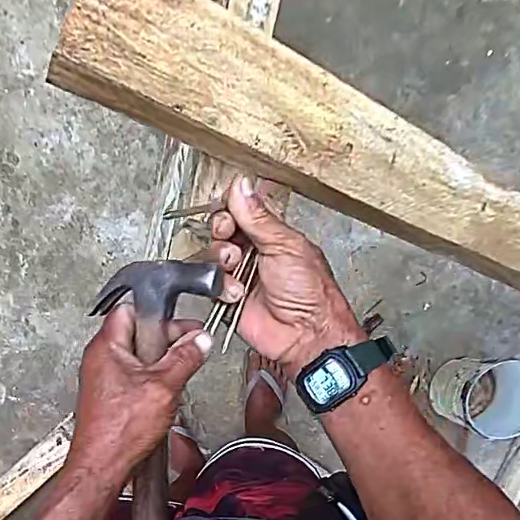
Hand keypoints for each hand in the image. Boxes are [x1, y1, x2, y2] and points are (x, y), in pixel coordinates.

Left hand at [66, 305, 211, 486]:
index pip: (131, 309)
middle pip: (138, 334)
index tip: (183, 325)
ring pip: (139, 358)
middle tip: (186, 351)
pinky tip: (165, 399)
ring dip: (162, 366)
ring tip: (175, 380)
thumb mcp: (164, 387)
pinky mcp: (110, 397)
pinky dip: (154, 384)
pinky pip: (136, 379)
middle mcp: (101, 359)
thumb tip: (200, 340)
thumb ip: (185, 359)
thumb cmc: (119, 430)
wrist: (104, 465)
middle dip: (166, 342)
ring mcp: (104, 379)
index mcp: (106, 347)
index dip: (159, 314)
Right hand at [207, 176, 365, 372]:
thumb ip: (259, 217)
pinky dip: (221, 286)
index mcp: (272, 236)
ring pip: (212, 256)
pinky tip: (237, 292)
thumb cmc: (309, 293)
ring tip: (236, 267)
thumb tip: (242, 186)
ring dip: (221, 260)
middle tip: (232, 242)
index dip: (230, 212)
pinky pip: (210, 284)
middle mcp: (254, 254)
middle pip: (221, 232)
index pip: (239, 212)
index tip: (231, 217)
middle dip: (222, 234)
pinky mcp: (229, 299)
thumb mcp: (286, 245)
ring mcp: (240, 276)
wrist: (306, 334)